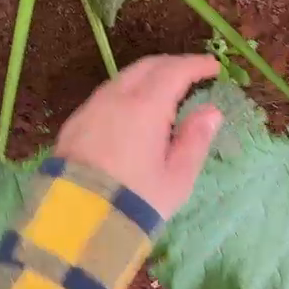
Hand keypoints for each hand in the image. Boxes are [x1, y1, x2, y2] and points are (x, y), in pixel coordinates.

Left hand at [53, 54, 224, 219]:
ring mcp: (90, 108)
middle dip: (171, 65)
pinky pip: (105, 96)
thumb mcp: (176, 178)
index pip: (174, 71)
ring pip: (122, 79)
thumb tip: (211, 111)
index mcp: (145, 107)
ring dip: (147, 77)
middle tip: (191, 74)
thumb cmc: (136, 201)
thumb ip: (195, 140)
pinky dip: (126, 93)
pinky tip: (132, 110)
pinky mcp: (74, 124)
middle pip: (146, 67)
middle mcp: (115, 98)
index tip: (214, 67)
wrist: (77, 222)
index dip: (196, 65)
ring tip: (164, 91)